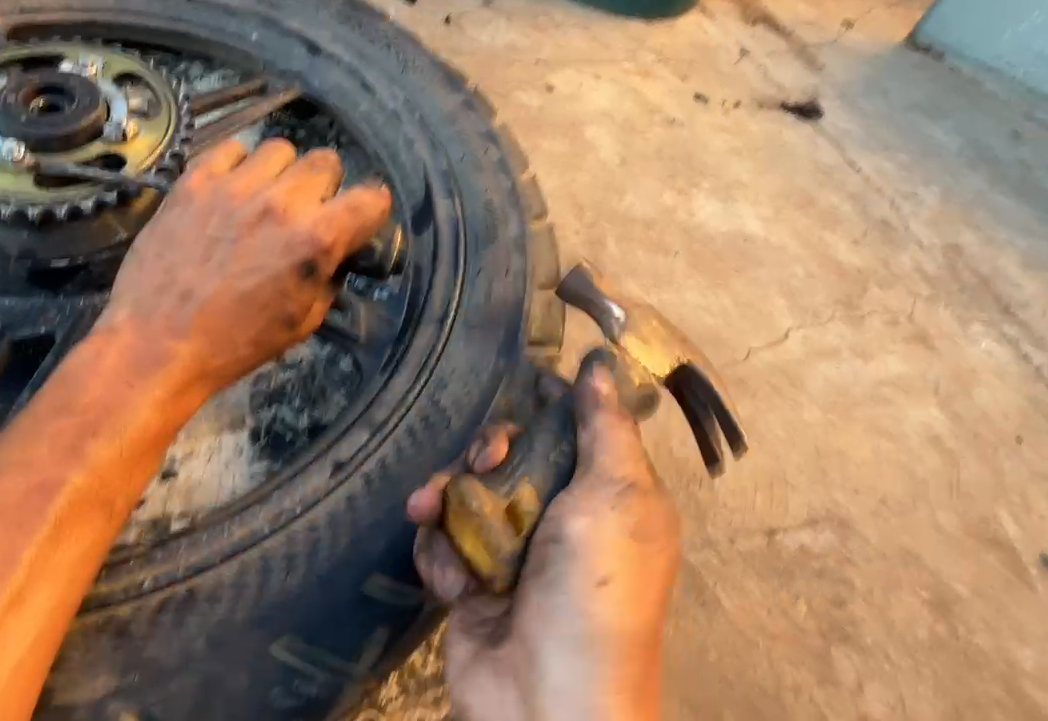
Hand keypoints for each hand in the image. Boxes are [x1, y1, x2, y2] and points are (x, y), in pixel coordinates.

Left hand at [99, 137, 392, 401]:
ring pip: (280, 148)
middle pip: (326, 161)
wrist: (157, 344)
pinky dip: (238, 164)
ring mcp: (234, 186)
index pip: (371, 197)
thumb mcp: (302, 321)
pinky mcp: (194, 180)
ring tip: (264, 197)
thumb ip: (329, 277)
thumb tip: (337, 252)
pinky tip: (229, 190)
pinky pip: (231, 148)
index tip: (360, 217)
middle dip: (324, 186)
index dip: (370, 208)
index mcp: (315, 240)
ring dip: (281, 172)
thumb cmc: (235, 343)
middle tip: (305, 211)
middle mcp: (281, 202)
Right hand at [406, 358, 680, 720]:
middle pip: (511, 455)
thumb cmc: (592, 588)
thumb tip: (601, 362)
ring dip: (446, 498)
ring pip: (467, 491)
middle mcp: (562, 518)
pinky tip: (449, 576)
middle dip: (489, 453)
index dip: (543, 411)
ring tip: (432, 511)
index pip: (570, 429)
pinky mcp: (472, 582)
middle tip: (485, 464)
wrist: (544, 701)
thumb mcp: (615, 497)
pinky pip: (443, 539)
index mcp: (608, 497)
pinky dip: (440, 552)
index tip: (525, 398)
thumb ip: (604, 427)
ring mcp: (514, 552)